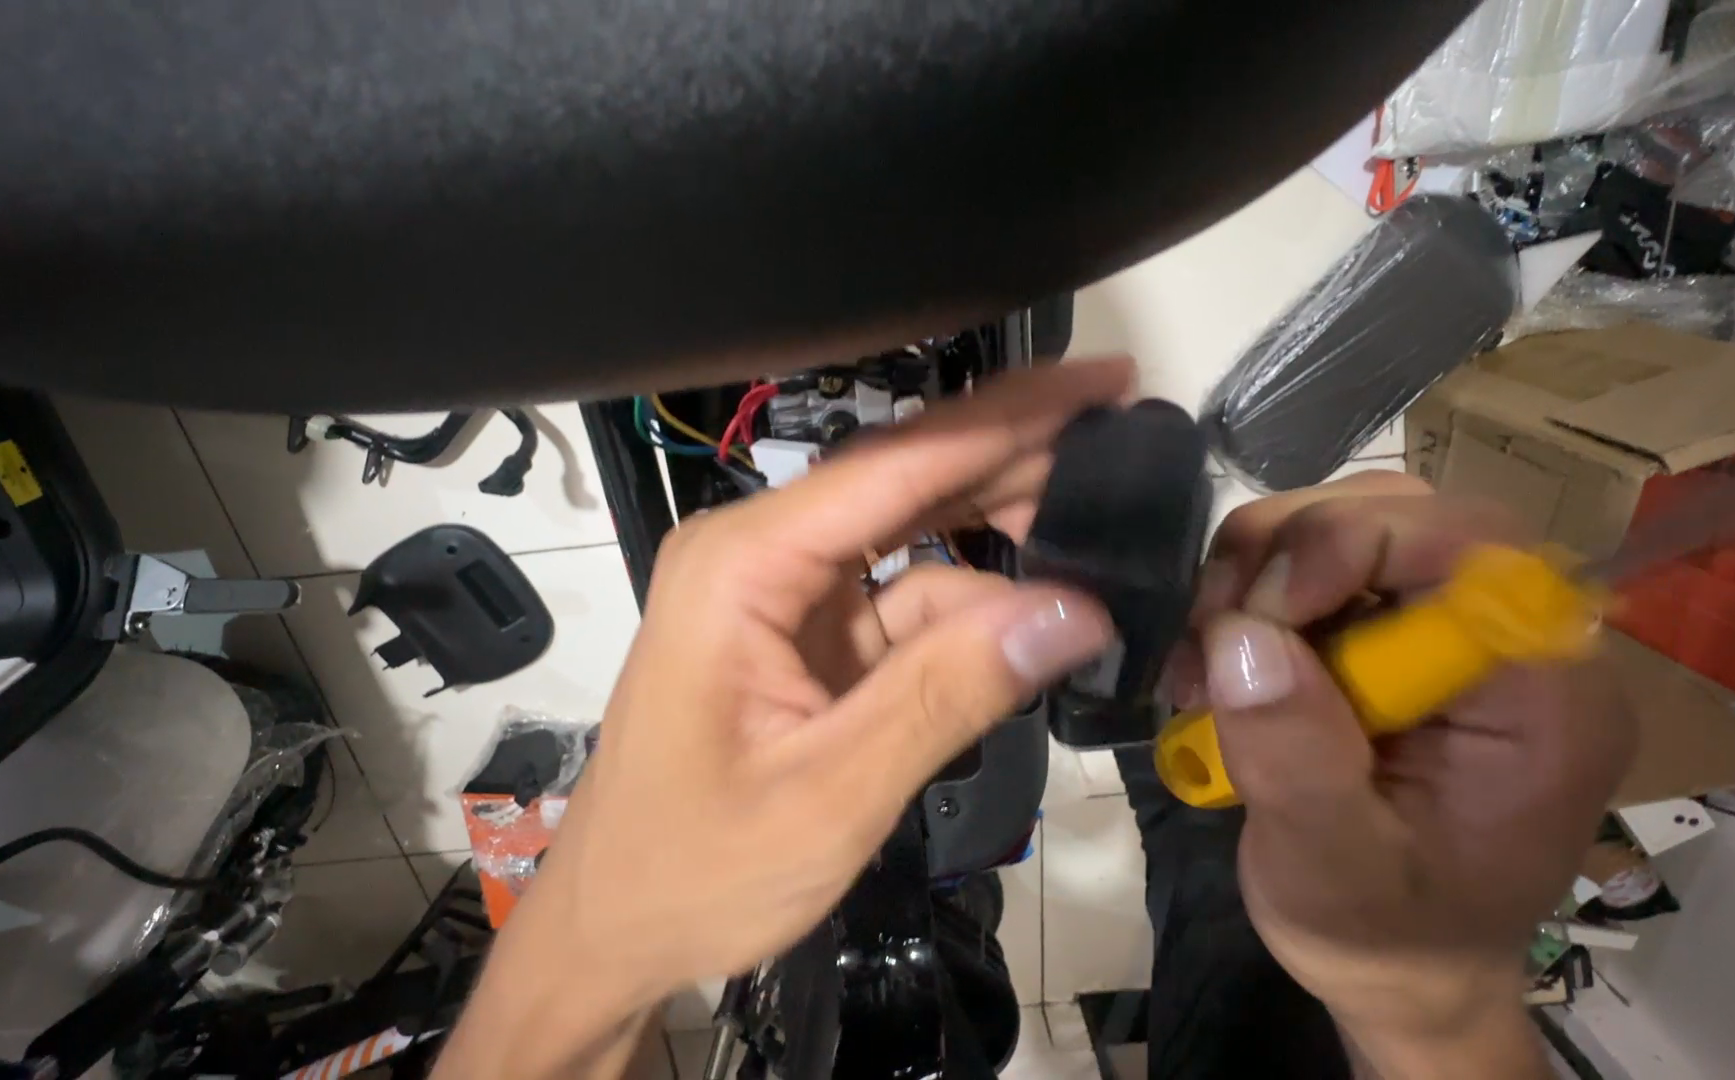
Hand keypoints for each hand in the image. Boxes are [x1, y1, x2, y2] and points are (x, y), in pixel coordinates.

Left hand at [440, 360, 1128, 1077]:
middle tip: (1120, 442)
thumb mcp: (832, 793)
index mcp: (743, 563)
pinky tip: (1028, 613)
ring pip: (908, 535)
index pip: (893, 466)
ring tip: (1093, 523)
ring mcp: (781, 592)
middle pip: (902, 481)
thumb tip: (1076, 611)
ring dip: (995, 532)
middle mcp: (759, 553)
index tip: (1098, 383)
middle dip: (1010, 460)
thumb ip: (950, 694)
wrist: (614, 925)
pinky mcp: (803, 633)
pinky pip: (898, 598)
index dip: (1005, 420)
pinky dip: (964, 605)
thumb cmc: (695, 869)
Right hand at [1180, 471, 1633, 1072]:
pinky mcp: (1370, 632)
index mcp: (1535, 695)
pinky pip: (1293, 566)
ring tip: (1201, 665)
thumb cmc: (1378, 927)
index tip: (1260, 616)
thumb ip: (1297, 761)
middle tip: (1214, 641)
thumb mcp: (1332, 865)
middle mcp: (1490, 639)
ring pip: (1328, 526)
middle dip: (1278, 560)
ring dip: (1244, 579)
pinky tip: (1208, 663)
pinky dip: (1233, 597)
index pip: (1469, 546)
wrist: (1385, 954)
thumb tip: (1238, 637)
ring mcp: (1424, 628)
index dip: (1354, 544)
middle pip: (1390, 514)